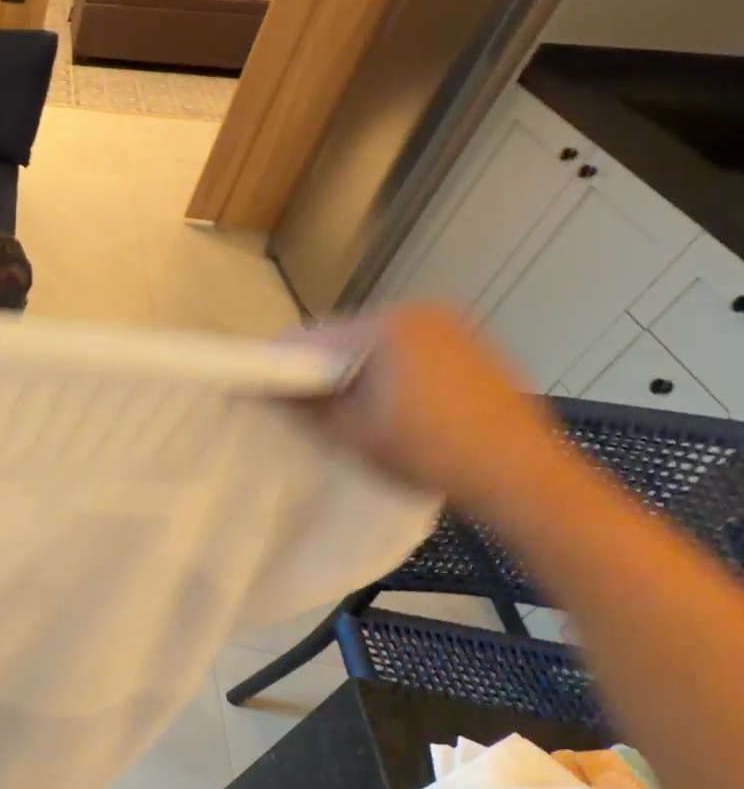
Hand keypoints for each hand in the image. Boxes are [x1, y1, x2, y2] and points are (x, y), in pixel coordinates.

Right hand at [289, 305, 566, 507]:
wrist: (524, 477)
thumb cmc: (429, 451)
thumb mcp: (348, 432)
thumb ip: (300, 404)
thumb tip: (264, 389)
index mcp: (385, 324)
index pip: (307, 338)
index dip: (280, 368)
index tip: (266, 397)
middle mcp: (420, 310)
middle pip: (343, 337)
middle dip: (322, 368)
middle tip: (308, 409)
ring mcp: (453, 325)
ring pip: (377, 344)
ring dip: (357, 371)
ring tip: (351, 411)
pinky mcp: (474, 345)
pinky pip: (411, 350)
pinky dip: (392, 372)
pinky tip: (393, 407)